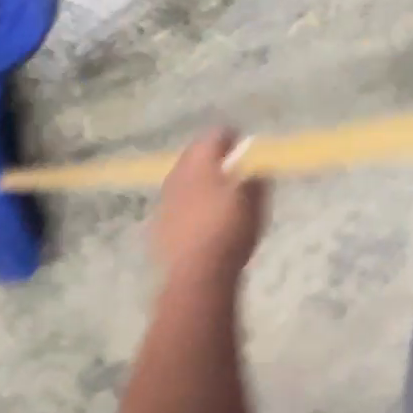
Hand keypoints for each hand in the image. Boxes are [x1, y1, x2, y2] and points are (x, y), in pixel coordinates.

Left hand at [152, 129, 268, 283]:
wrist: (195, 277)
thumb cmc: (229, 232)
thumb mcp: (255, 203)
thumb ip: (256, 180)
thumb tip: (255, 170)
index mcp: (202, 162)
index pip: (215, 135)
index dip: (230, 136)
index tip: (242, 142)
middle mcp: (178, 175)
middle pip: (193, 155)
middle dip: (209, 157)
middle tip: (228, 165)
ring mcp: (164, 201)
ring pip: (181, 179)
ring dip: (196, 181)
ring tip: (214, 192)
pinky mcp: (156, 226)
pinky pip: (174, 204)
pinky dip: (187, 204)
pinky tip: (198, 217)